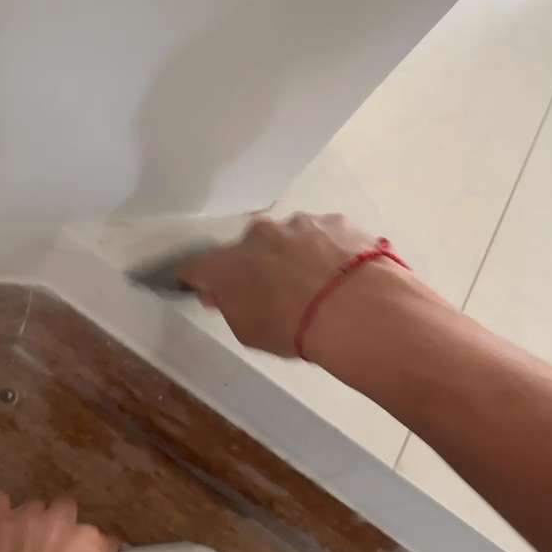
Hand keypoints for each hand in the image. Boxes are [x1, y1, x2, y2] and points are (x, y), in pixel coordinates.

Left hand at [0, 492, 119, 551]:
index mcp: (88, 541)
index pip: (102, 538)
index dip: (96, 550)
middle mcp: (60, 521)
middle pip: (66, 508)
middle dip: (61, 525)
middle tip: (51, 548)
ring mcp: (27, 518)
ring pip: (33, 506)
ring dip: (31, 521)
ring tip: (20, 543)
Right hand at [175, 212, 394, 357]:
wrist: (355, 308)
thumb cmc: (292, 328)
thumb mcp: (248, 331)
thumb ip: (230, 306)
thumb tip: (223, 293)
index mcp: (227, 264)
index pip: (195, 267)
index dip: (195, 279)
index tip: (202, 289)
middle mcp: (257, 234)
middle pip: (247, 249)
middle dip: (253, 266)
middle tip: (271, 293)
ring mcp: (298, 223)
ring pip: (287, 238)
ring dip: (293, 256)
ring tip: (317, 286)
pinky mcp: (336, 220)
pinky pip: (324, 236)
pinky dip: (327, 251)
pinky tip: (343, 274)